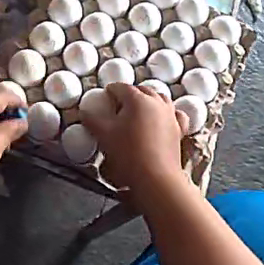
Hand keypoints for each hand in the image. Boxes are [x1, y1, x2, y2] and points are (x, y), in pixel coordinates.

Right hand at [82, 82, 190, 202]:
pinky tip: (162, 119)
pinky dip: (168, 113)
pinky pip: (175, 114)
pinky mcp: (179, 129)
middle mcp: (157, 102)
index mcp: (137, 99)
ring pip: (160, 98)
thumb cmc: (129, 154)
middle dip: (129, 94)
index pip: (120, 87)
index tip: (104, 97)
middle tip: (117, 106)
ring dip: (148, 100)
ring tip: (137, 111)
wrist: (155, 178)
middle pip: (141, 90)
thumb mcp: (104, 135)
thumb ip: (92, 120)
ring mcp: (170, 115)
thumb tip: (85, 113)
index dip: (110, 91)